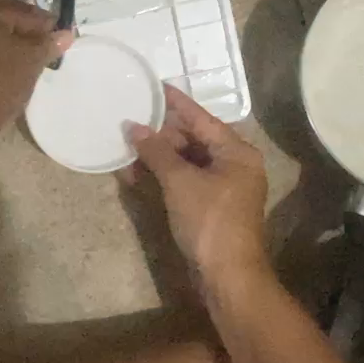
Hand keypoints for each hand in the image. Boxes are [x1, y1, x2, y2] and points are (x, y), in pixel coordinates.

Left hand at [0, 0, 71, 135]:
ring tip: (28, 60)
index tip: (60, 33)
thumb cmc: (0, 79)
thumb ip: (49, 43)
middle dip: (23, 32)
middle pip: (0, 21)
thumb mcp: (32, 59)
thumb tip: (66, 34)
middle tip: (45, 45)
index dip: (43, 23)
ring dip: (6, 45)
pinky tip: (6, 70)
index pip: (20, 11)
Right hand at [128, 86, 269, 289]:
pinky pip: (185, 181)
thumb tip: (133, 127)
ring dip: (158, 156)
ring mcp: (223, 187)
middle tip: (130, 119)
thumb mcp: (180, 182)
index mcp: (236, 152)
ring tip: (126, 146)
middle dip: (161, 133)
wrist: (228, 277)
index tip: (154, 85)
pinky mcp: (210, 207)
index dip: (176, 103)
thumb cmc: (209, 221)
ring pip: (186, 162)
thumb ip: (156, 152)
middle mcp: (233, 165)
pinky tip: (136, 173)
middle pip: (193, 139)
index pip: (201, 118)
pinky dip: (163, 176)